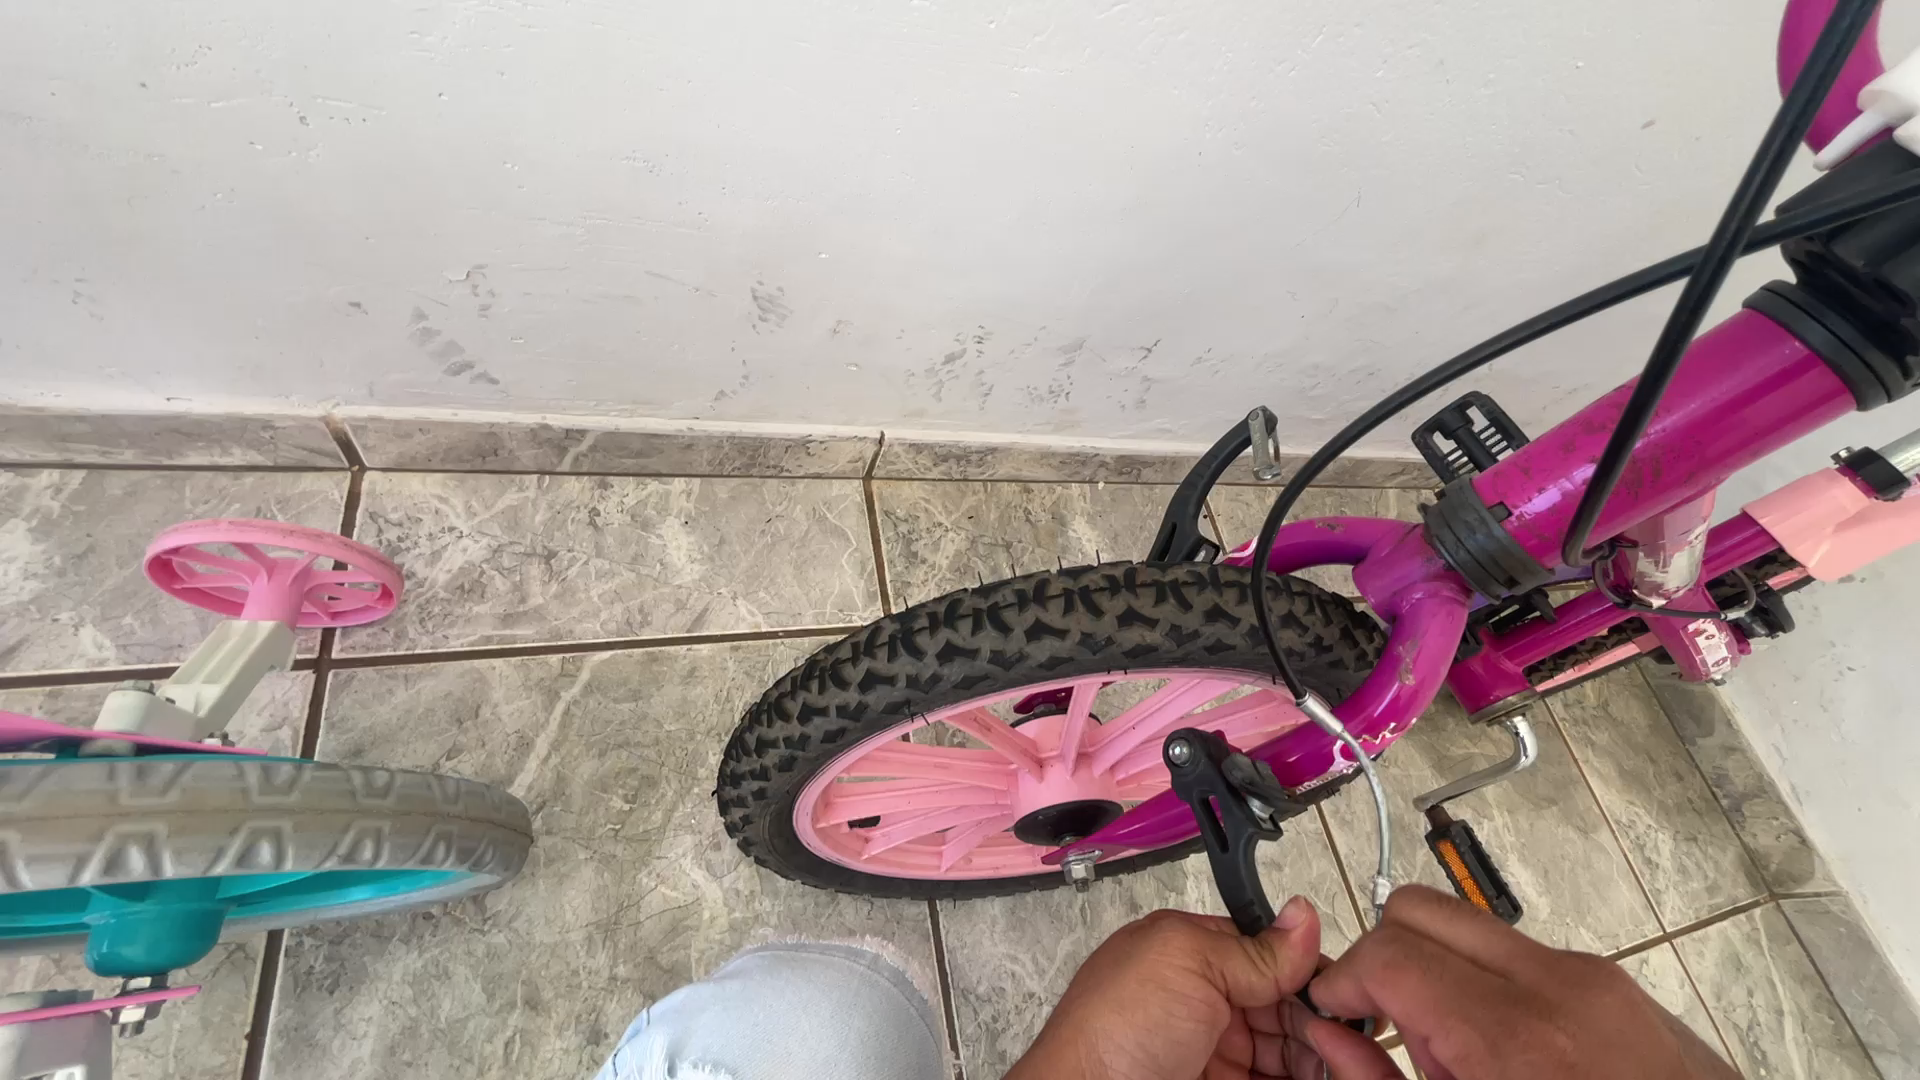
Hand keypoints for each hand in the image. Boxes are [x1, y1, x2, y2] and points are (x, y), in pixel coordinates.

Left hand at [1006, 896, 1331, 1079]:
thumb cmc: (1120, 1022)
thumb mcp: (1186, 961)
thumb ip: (1252, 949)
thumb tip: (1304, 913)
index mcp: (1195, 956)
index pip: (1270, 956)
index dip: (1310, 973)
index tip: (1349, 996)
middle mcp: (1211, 1005)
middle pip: (1289, 1010)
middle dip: (1326, 1023)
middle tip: (1358, 1041)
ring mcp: (1221, 1056)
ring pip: (1292, 1056)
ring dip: (1327, 1059)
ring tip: (1353, 1064)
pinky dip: (1311, 1079)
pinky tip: (1336, 1076)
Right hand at [1287, 885, 1738, 1079]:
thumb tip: (1327, 1029)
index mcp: (1520, 1040)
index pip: (1388, 952)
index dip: (1345, 977)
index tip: (1335, 1011)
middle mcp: (1557, 984)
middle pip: (1416, 908)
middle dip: (1383, 954)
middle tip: (1394, 1023)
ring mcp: (1595, 976)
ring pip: (1462, 922)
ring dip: (1433, 965)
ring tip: (1458, 1046)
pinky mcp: (1620, 982)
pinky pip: (1514, 950)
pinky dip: (1483, 980)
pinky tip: (1509, 1052)